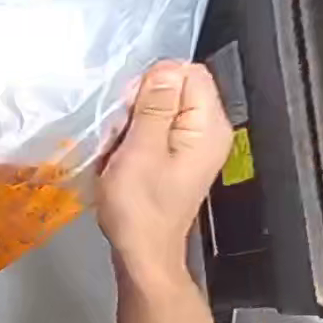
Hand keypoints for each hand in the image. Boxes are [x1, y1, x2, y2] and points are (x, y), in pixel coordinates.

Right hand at [96, 60, 232, 286]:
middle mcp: (206, 133)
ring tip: (114, 155)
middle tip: (116, 138)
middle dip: (137, 109)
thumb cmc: (138, 209)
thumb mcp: (140, 151)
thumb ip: (153, 106)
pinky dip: (131, 146)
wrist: (142, 254)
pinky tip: (118, 164)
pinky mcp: (175, 164)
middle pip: (173, 93)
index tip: (125, 112)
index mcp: (207, 126)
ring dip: (129, 130)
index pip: (187, 74)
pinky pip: (152, 138)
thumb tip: (163, 68)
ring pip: (158, 116)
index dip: (152, 84)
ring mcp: (191, 150)